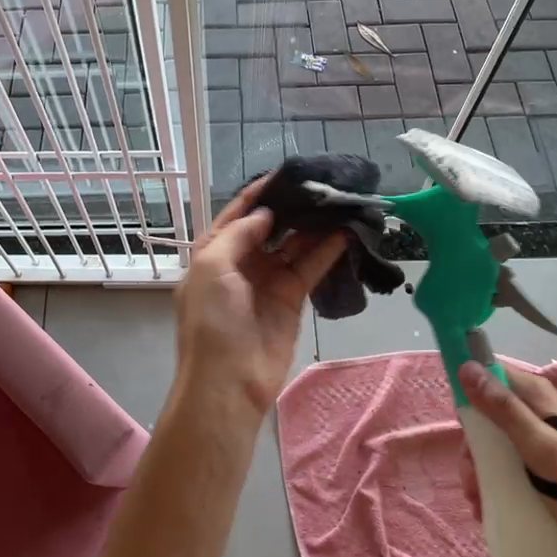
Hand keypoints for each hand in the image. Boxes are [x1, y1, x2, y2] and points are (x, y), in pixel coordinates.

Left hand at [173, 177, 346, 415]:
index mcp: (213, 252)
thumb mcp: (212, 267)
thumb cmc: (212, 320)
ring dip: (312, 226)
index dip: (258, 193)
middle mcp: (240, 262)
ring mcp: (266, 280)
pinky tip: (345, 232)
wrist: (228, 383)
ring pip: (292, 244)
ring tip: (337, 202)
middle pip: (269, 227)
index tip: (284, 173)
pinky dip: (326, 251)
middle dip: (290, 207)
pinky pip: (309, 267)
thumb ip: (239, 234)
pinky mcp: (290, 299)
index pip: (237, 214)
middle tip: (319, 185)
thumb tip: (266, 215)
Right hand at [457, 362, 556, 545]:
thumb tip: (466, 366)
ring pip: (490, 440)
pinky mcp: (534, 460)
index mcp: (533, 394)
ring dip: (478, 467)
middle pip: (484, 413)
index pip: (488, 374)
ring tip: (477, 498)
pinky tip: (486, 501)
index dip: (468, 393)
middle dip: (472, 446)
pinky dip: (490, 478)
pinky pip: (502, 460)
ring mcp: (532, 435)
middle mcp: (530, 408)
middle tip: (470, 476)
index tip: (461, 426)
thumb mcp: (539, 446)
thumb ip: (504, 409)